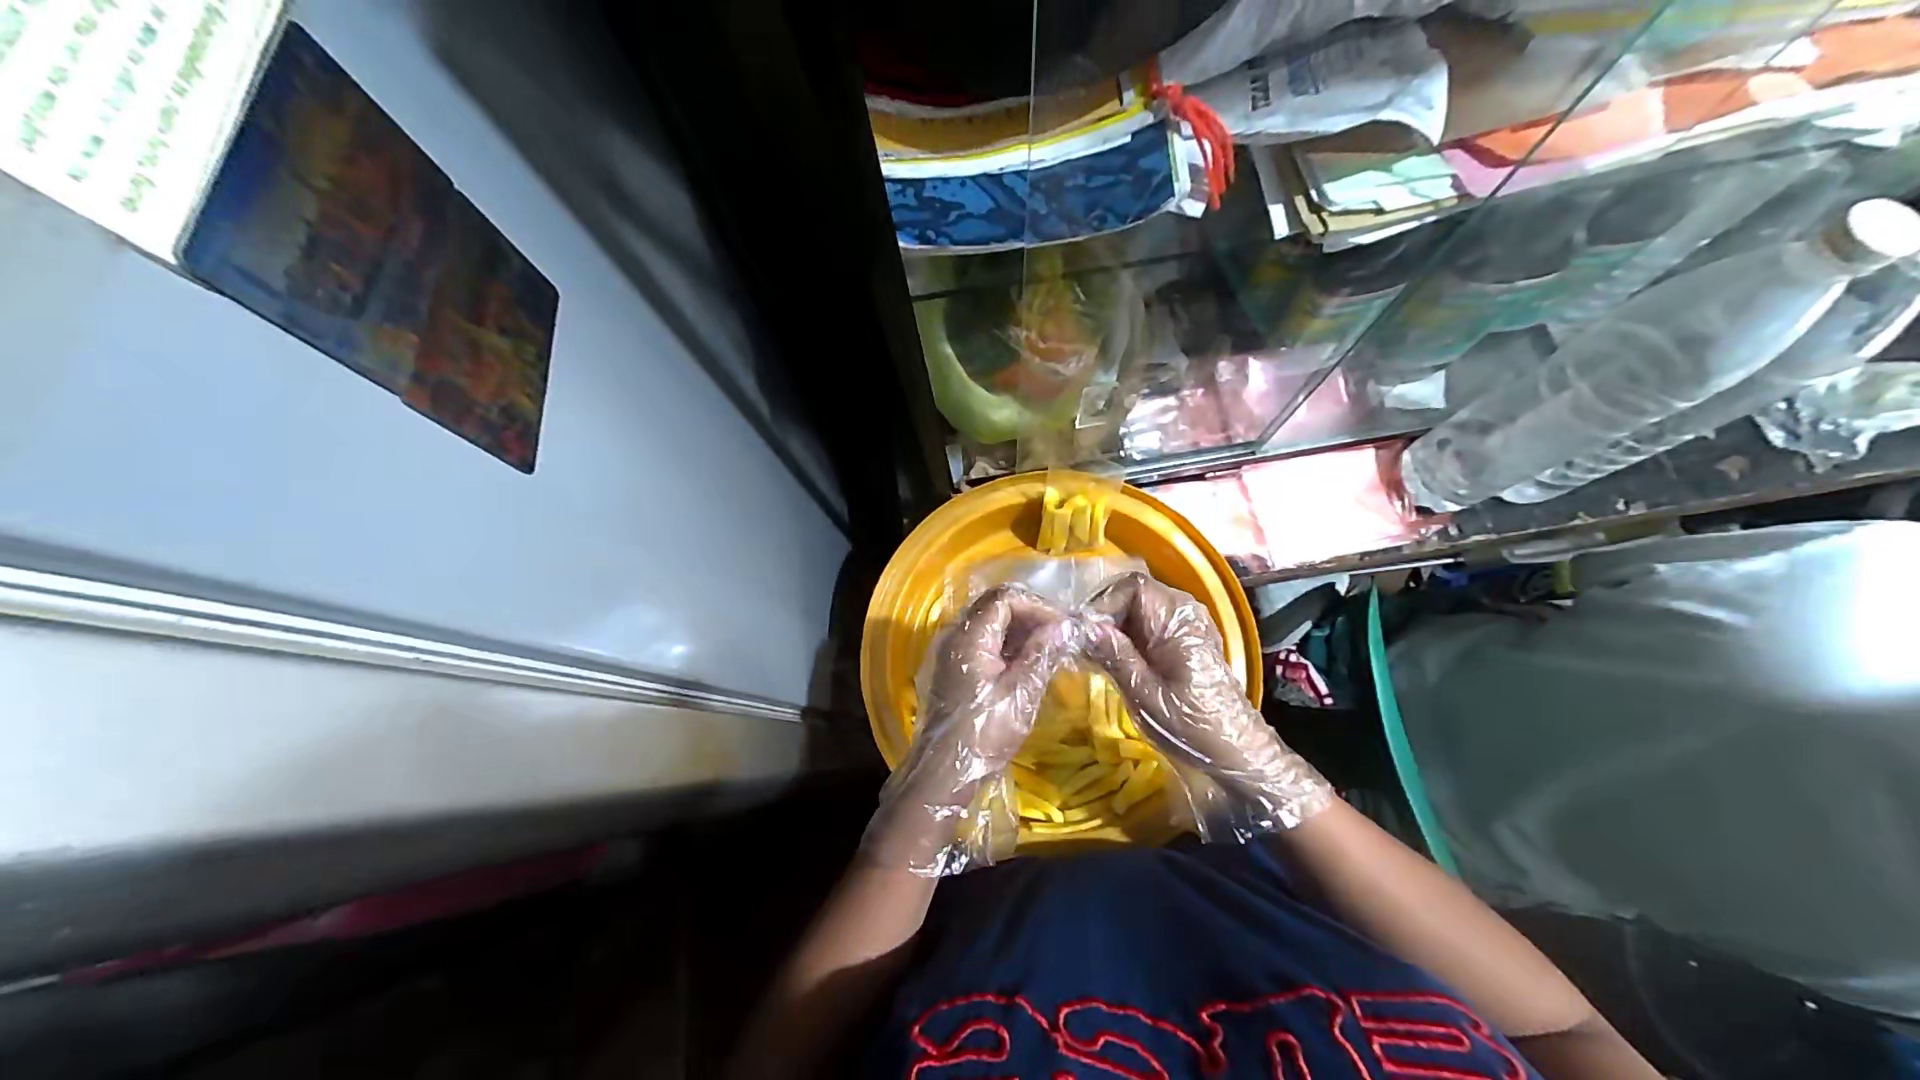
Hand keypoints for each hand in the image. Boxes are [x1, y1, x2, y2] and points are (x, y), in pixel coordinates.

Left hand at [863, 585, 1083, 873]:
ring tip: (1045, 652)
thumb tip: (1065, 625)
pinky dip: (1002, 647)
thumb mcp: (1021, 694)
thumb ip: (1042, 654)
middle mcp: (952, 635)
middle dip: (1029, 616)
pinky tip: (1022, 666)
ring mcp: (946, 652)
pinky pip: (978, 644)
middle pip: (993, 607)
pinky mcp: (947, 669)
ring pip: (986, 625)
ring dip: (1017, 632)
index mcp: (968, 636)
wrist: (942, 773)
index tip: (1062, 627)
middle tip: (1057, 638)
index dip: (1038, 606)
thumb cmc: (984, 733)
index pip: (1005, 598)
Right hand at [1086, 572, 1332, 829]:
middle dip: (1105, 615)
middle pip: (1133, 592)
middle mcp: (1185, 612)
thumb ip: (1115, 656)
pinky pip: (1150, 621)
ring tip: (1097, 655)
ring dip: (1115, 626)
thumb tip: (1081, 627)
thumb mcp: (1145, 696)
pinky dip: (1129, 634)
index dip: (1103, 605)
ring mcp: (1188, 623)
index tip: (1085, 635)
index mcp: (1178, 622)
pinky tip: (1119, 660)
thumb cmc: (1192, 727)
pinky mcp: (1186, 638)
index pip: (1131, 587)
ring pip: (1139, 606)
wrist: (1237, 751)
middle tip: (1086, 646)